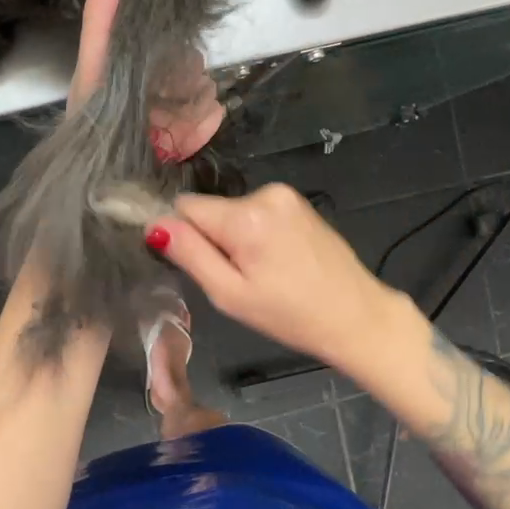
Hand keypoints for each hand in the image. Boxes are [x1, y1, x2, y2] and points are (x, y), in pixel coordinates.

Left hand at [66, 0, 222, 159]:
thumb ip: (99, 24)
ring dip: (192, 101)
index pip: (165, 38)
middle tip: (167, 94)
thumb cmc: (93, 125)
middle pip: (189, 63)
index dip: (170, 43)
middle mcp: (156, 87)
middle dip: (182, 76)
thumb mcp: (93, 70)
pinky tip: (181, 135)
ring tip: (168, 121)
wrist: (102, 183)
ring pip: (204, 88)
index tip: (171, 54)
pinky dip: (202, 123)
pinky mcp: (192, 139)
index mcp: (132, 68)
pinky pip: (213, 115)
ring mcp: (177, 114)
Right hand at [147, 184, 418, 374]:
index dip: (181, 236)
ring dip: (235, 240)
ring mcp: (285, 195)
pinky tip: (276, 263)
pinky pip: (256, 214)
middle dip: (213, 240)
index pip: (184, 207)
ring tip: (261, 275)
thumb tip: (153, 225)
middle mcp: (264, 193)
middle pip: (210, 210)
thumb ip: (190, 255)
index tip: (198, 266)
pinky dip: (256, 236)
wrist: (356, 316)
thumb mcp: (230, 294)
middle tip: (236, 280)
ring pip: (232, 212)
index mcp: (244, 215)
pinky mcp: (299, 203)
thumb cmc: (289, 315)